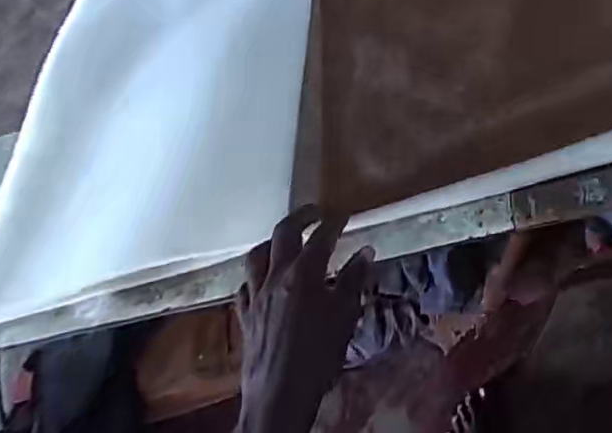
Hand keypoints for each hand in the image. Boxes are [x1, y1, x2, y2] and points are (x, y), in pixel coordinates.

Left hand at [235, 205, 374, 432]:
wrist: (279, 399)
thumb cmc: (318, 357)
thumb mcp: (345, 316)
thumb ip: (354, 280)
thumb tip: (365, 252)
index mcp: (304, 273)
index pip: (322, 236)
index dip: (335, 221)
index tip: (344, 214)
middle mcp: (276, 276)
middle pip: (283, 232)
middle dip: (301, 217)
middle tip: (315, 213)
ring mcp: (256, 296)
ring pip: (257, 255)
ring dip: (273, 242)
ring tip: (286, 241)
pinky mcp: (245, 317)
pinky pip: (245, 286)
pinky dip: (256, 276)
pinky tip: (265, 280)